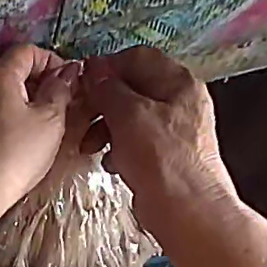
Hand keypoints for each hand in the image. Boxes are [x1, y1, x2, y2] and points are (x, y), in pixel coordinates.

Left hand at [0, 44, 79, 218]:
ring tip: (42, 123)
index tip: (68, 82)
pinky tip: (18, 137)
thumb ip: (60, 89)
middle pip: (10, 69)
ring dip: (22, 99)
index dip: (52, 61)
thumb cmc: (15, 154)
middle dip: (38, 81)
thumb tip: (66, 72)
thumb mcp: (50, 120)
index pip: (27, 51)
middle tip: (59, 103)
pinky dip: (5, 115)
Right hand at [79, 46, 237, 233]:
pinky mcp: (164, 155)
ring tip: (89, 146)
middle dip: (102, 102)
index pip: (138, 58)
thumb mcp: (129, 116)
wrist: (185, 209)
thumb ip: (109, 90)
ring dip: (105, 127)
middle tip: (80, 116)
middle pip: (132, 88)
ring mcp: (173, 130)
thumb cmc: (160, 158)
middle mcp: (180, 102)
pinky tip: (108, 162)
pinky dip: (117, 147)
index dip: (107, 67)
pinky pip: (134, 141)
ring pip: (130, 116)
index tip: (81, 83)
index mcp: (178, 83)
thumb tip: (93, 70)